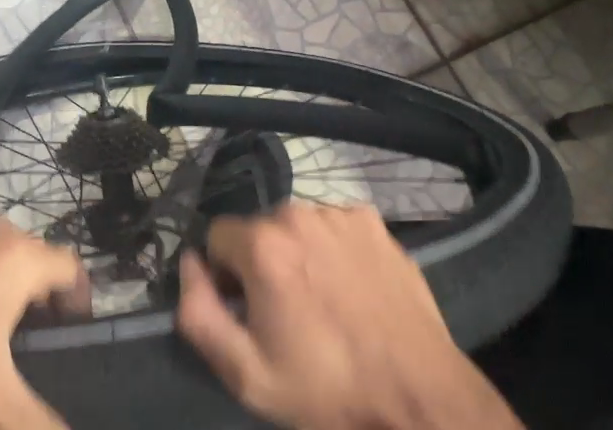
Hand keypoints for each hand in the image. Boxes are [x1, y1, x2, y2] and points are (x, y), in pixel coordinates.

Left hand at [0, 219, 90, 429]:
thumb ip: (38, 424)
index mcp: (19, 258)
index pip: (74, 270)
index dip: (82, 307)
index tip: (72, 346)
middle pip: (40, 264)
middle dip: (46, 306)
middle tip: (38, 354)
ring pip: (4, 263)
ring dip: (12, 299)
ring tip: (0, 350)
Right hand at [177, 204, 521, 429]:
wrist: (422, 397)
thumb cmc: (329, 389)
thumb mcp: (247, 374)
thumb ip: (198, 313)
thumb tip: (189, 264)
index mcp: (263, 245)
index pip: (216, 237)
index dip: (225, 277)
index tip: (249, 312)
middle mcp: (298, 214)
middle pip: (257, 230)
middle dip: (262, 263)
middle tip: (288, 314)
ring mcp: (341, 215)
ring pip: (297, 227)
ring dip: (299, 254)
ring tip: (324, 303)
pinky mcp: (374, 224)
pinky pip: (334, 227)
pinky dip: (334, 250)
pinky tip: (352, 289)